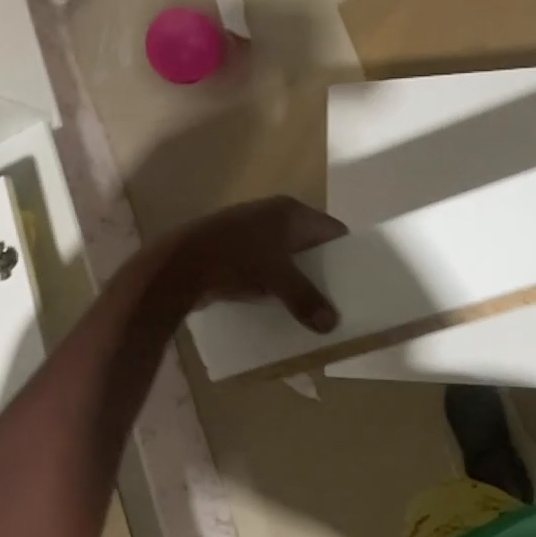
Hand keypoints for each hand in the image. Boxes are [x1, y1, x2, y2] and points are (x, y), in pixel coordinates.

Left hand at [160, 197, 348, 331]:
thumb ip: (306, 299)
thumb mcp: (278, 279)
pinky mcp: (232, 252)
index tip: (356, 280)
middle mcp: (273, 216)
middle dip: (321, 272)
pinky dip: (274, 286)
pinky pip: (265, 269)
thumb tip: (330, 324)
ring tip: (311, 308)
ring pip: (286, 259)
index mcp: (290, 212)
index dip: (346, 254)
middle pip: (309, 245)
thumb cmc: (235, 259)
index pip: (332, 230)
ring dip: (296, 281)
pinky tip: (278, 308)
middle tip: (336, 299)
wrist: (179, 264)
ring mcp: (251, 233)